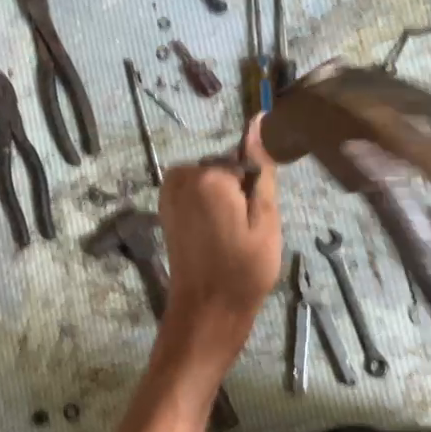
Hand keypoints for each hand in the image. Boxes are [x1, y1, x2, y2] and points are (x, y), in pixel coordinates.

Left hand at [156, 118, 280, 355]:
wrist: (207, 310)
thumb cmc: (244, 269)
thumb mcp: (266, 220)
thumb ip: (261, 169)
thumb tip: (258, 121)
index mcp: (208, 176)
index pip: (245, 162)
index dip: (254, 190)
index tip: (255, 220)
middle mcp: (181, 177)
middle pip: (224, 169)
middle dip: (236, 192)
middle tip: (244, 232)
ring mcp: (168, 193)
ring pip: (210, 181)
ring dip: (222, 202)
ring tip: (230, 236)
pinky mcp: (165, 208)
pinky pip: (195, 194)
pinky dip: (207, 208)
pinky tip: (214, 236)